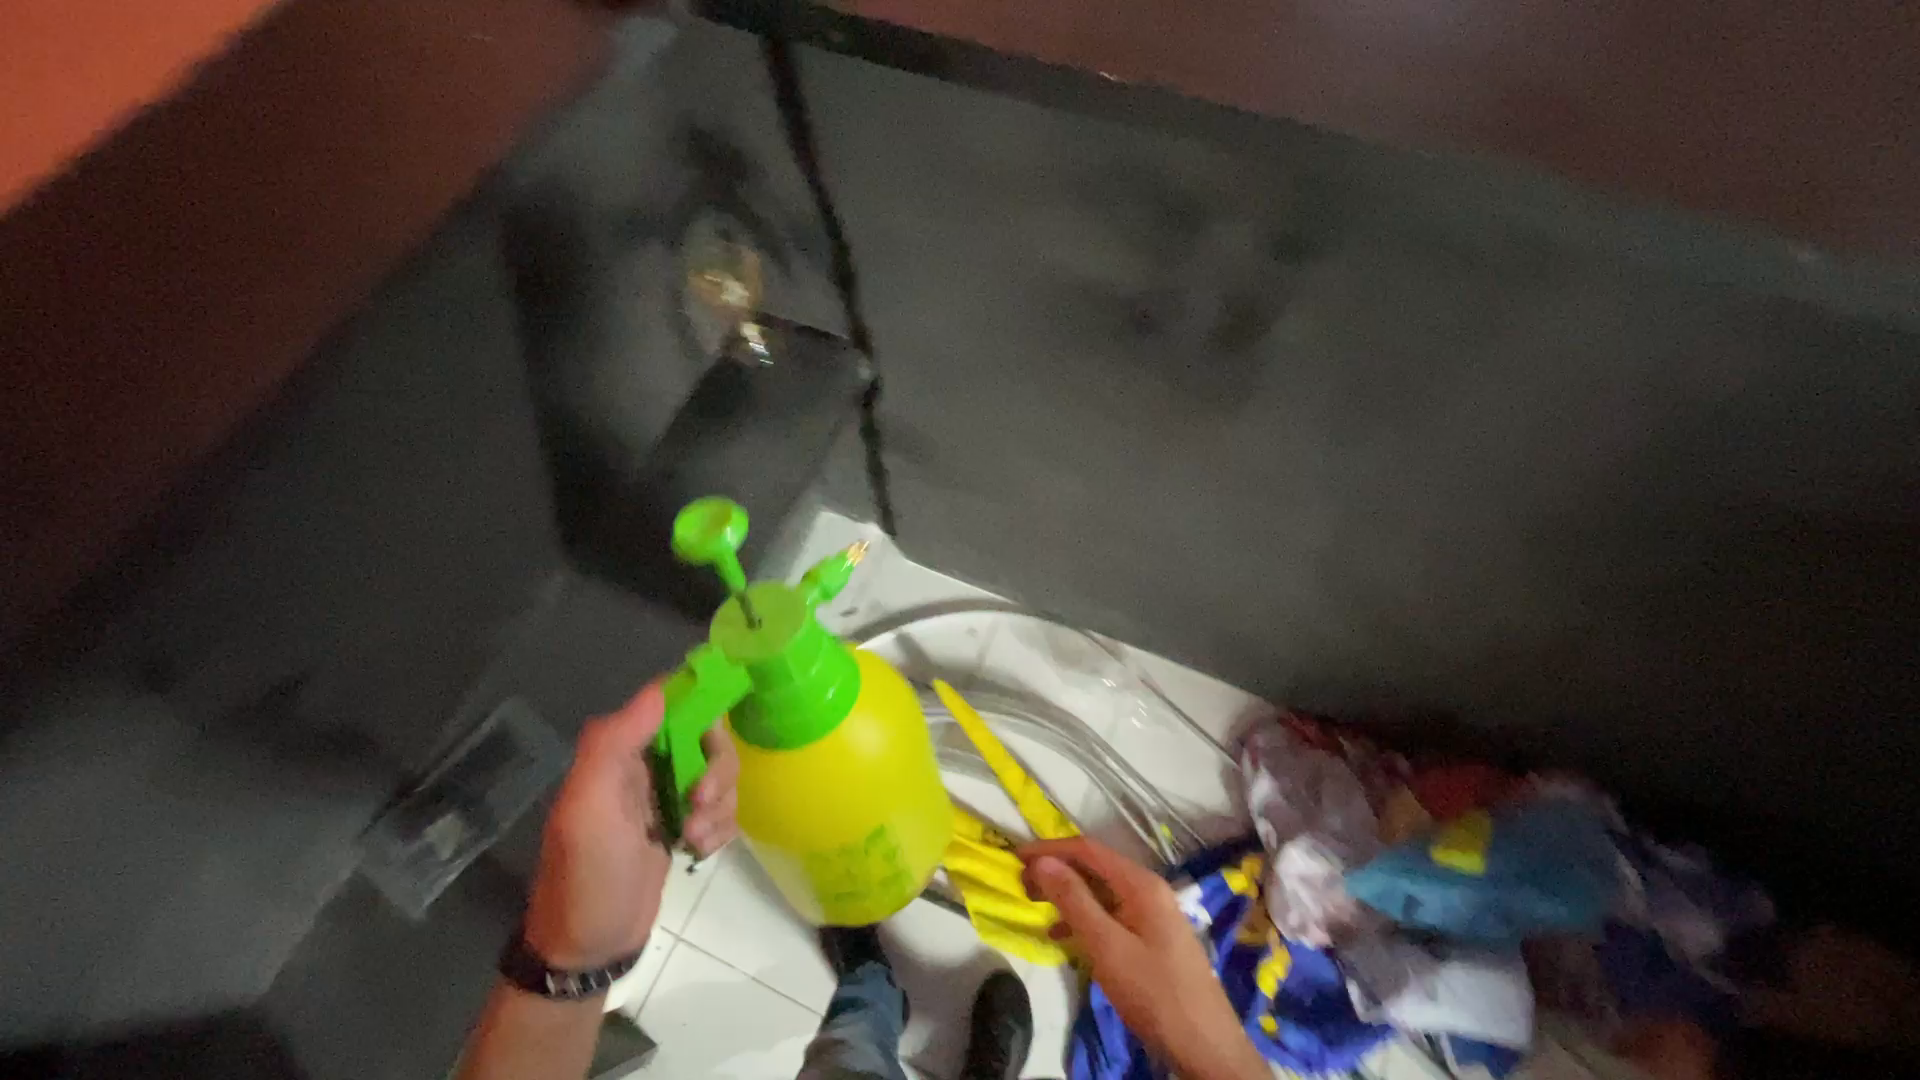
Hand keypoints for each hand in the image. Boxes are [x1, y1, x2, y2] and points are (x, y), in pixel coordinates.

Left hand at [522, 682, 740, 969]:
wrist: (589, 948)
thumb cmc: (587, 875)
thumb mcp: (589, 808)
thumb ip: (614, 744)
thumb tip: (660, 691)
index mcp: (620, 752)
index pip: (671, 703)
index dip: (701, 707)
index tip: (715, 737)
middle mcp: (644, 766)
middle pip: (706, 738)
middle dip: (716, 769)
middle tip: (700, 803)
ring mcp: (665, 797)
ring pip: (719, 774)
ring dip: (719, 804)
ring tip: (694, 837)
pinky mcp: (682, 825)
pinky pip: (721, 807)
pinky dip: (720, 826)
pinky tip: (699, 850)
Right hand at [1020, 837, 1268, 1079]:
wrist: (1207, 1048)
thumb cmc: (1155, 993)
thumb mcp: (1107, 946)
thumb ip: (1074, 901)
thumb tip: (1042, 861)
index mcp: (1141, 884)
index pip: (1088, 850)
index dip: (1050, 849)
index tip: (1015, 857)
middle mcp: (1149, 890)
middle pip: (1096, 867)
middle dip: (1057, 870)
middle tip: (1022, 885)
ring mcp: (1154, 914)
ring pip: (1102, 892)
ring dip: (1068, 895)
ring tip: (1036, 906)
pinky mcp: (1153, 938)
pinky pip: (1112, 914)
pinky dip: (1085, 918)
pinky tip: (1064, 936)